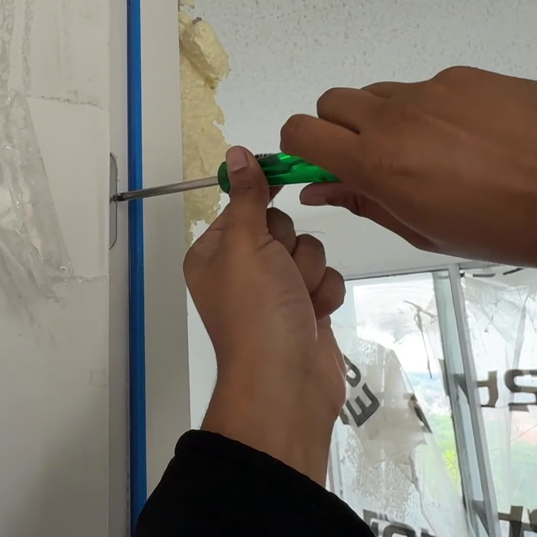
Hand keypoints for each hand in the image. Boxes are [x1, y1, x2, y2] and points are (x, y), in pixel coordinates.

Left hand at [186, 146, 348, 482]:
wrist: (287, 384)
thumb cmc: (256, 310)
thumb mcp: (246, 245)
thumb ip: (248, 197)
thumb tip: (236, 152)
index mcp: (213, 253)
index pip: (242, 207)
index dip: (262, 206)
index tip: (281, 196)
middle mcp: (240, 268)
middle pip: (280, 226)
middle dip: (289, 248)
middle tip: (280, 273)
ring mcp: (273, 289)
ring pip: (307, 250)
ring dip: (308, 272)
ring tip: (298, 300)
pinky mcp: (304, 307)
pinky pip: (324, 277)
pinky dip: (323, 293)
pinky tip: (314, 314)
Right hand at [278, 66, 536, 317]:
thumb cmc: (510, 231)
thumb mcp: (426, 231)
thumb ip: (365, 202)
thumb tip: (321, 187)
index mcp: (378, 163)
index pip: (300, 131)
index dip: (297, 146)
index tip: (315, 164)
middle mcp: (395, 118)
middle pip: (331, 102)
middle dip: (339, 128)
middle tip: (374, 157)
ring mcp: (434, 90)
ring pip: (382, 95)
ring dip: (388, 119)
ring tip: (438, 151)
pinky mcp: (471, 75)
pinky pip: (432, 89)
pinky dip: (437, 110)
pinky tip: (481, 138)